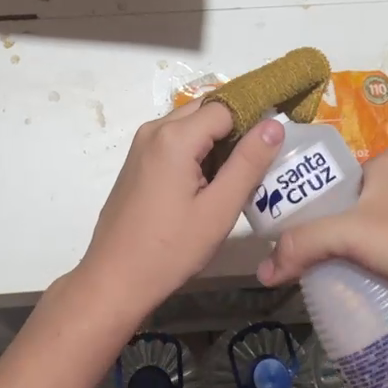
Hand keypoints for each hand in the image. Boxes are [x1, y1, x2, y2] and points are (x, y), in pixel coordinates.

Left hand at [76, 102, 284, 317]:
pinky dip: (196, 151)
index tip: (272, 148)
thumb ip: (248, 163)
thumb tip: (273, 124)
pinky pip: (174, 140)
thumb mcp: (219, 210)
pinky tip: (207, 185)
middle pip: (206, 111)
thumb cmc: (170, 249)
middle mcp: (154, 129)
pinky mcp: (138, 160)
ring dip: (215, 142)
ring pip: (190, 124)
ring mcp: (142, 144)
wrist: (114, 279)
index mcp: (174, 136)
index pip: (226, 108)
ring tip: (235, 178)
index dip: (252, 123)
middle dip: (235, 130)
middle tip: (257, 163)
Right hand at [255, 151, 387, 302]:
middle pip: (352, 201)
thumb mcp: (350, 237)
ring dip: (358, 245)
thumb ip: (302, 246)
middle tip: (310, 259)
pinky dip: (385, 257)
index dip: (307, 202)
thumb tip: (262, 271)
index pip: (331, 176)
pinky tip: (378, 281)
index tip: (290, 232)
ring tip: (340, 274)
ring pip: (377, 223)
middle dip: (331, 229)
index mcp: (384, 160)